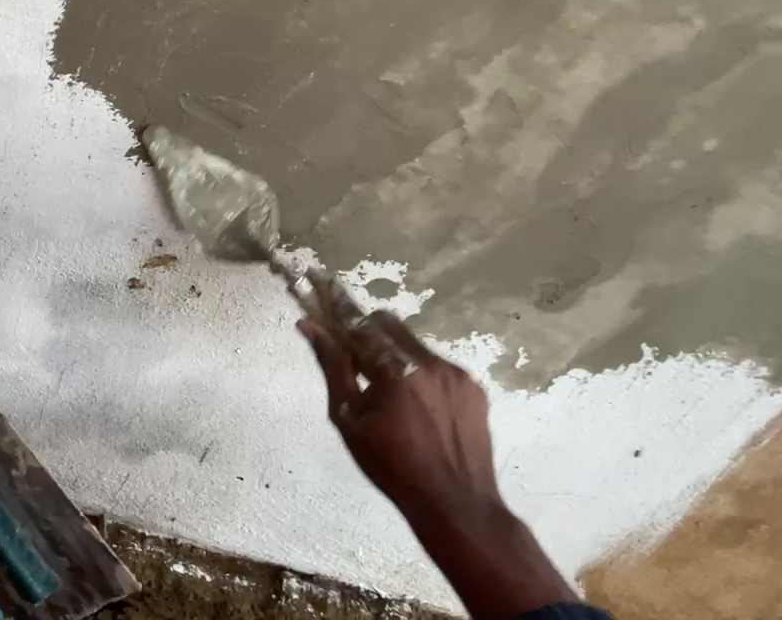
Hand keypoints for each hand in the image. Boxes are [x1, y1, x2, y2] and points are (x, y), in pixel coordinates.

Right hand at [300, 310, 579, 619]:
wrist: (457, 504)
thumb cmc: (391, 463)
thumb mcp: (348, 416)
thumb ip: (332, 366)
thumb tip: (308, 326)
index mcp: (395, 370)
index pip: (356, 322)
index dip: (333, 300)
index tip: (316, 278)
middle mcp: (430, 362)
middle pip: (386, 322)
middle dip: (364, 328)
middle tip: (350, 350)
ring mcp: (456, 374)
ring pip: (411, 341)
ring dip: (390, 350)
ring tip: (386, 388)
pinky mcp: (473, 387)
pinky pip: (435, 362)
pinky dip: (415, 369)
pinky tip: (413, 402)